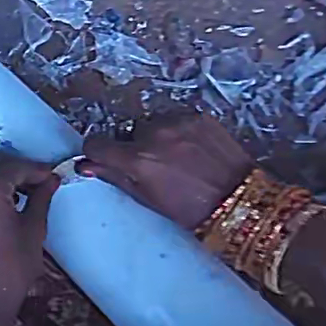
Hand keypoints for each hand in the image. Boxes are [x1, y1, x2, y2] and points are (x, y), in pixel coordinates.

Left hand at [0, 154, 59, 325]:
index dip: (37, 170)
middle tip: (41, 180)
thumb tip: (51, 180)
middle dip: (19, 167)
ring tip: (27, 188)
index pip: (16, 166)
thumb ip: (41, 197)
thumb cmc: (13, 266)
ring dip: (3, 173)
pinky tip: (9, 198)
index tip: (53, 176)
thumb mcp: (34, 228)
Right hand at [79, 113, 253, 230]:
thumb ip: (114, 177)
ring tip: (176, 158)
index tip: (102, 158)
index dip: (97, 153)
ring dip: (156, 137)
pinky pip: (175, 119)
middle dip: (134, 147)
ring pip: (151, 124)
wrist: (241, 201)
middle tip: (152, 166)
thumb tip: (84, 165)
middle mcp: (154, 134)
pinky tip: (192, 150)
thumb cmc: (192, 210)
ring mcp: (178, 121)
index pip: (97, 144)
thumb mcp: (148, 200)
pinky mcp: (198, 115)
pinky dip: (177, 131)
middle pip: (128, 133)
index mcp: (138, 160)